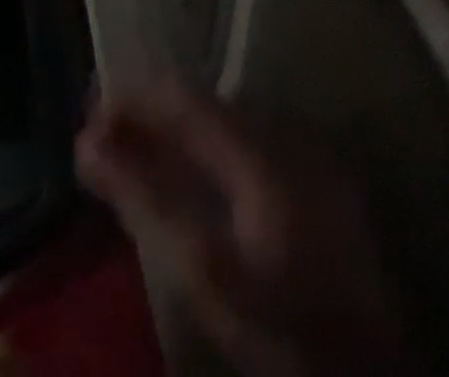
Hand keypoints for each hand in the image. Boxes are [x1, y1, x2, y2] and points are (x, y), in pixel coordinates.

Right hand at [77, 83, 415, 376]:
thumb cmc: (278, 323)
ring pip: (218, 119)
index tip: (83, 126)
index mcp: (264, 158)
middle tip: (97, 145)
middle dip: (141, 116)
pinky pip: (239, 140)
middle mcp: (290, 144)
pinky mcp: (314, 183)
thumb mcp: (198, 268)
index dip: (124, 101)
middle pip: (199, 103)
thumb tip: (84, 142)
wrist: (365, 373)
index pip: (179, 98)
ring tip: (126, 158)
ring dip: (166, 130)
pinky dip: (196, 147)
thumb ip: (138, 196)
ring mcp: (308, 162)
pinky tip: (175, 174)